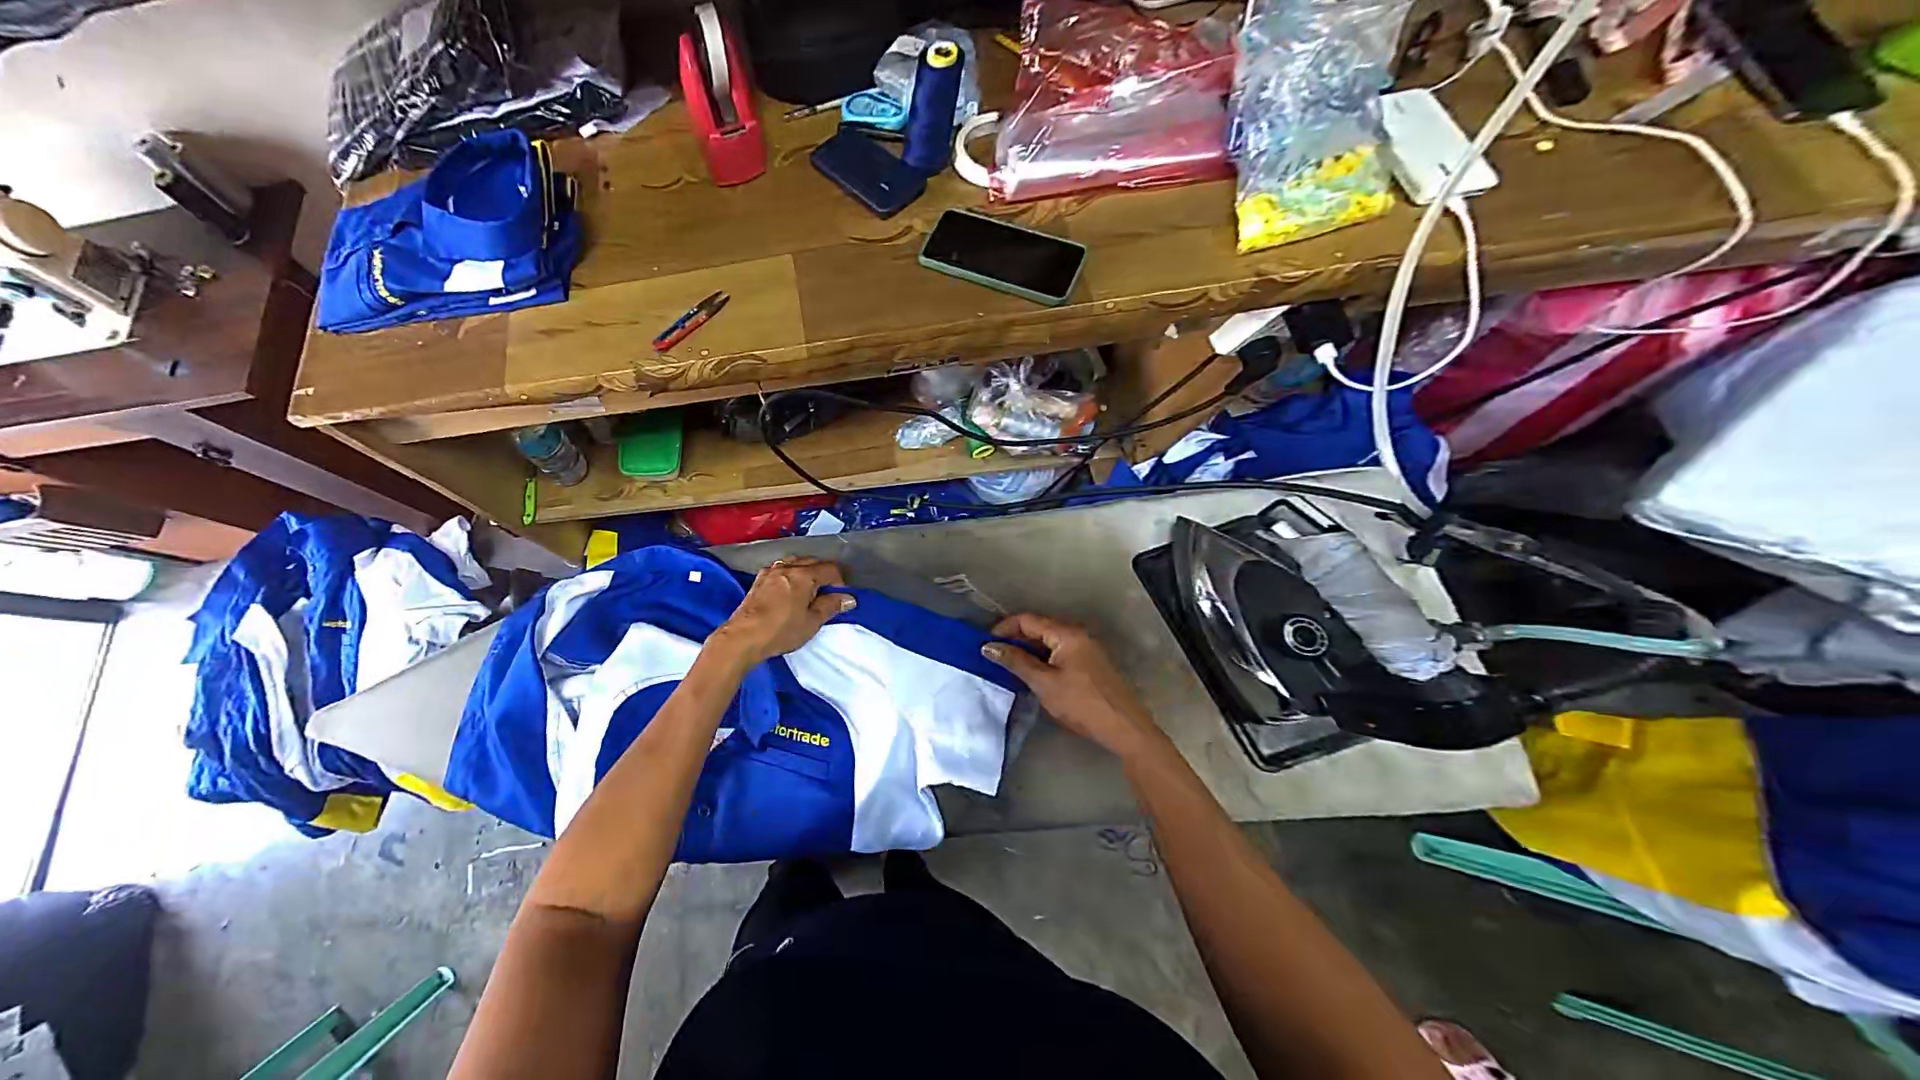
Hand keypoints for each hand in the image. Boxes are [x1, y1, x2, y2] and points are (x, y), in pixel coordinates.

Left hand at [709, 557, 854, 666]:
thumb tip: (848, 598)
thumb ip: (831, 606)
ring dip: (806, 570)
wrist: (743, 637)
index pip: (830, 569)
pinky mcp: (759, 580)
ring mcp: (771, 572)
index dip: (840, 581)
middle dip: (824, 573)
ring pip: (795, 562)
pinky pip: (781, 568)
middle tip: (829, 592)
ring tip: (810, 588)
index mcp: (804, 575)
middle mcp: (787, 567)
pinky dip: (791, 573)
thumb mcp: (812, 622)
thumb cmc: (781, 630)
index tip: (842, 596)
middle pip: (813, 561)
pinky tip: (790, 587)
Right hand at [982, 613, 1163, 759]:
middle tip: (992, 657)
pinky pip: (1059, 654)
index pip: (1028, 620)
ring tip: (1007, 668)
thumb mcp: (1044, 683)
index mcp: (1067, 633)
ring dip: (1028, 652)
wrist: (1124, 728)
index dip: (1004, 629)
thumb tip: (988, 646)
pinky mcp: (1090, 666)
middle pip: (1039, 629)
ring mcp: (1086, 650)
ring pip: (1049, 644)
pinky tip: (1032, 676)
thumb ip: (1016, 662)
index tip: (985, 645)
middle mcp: (1078, 635)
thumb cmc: (1081, 703)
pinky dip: (1042, 661)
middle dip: (1014, 640)